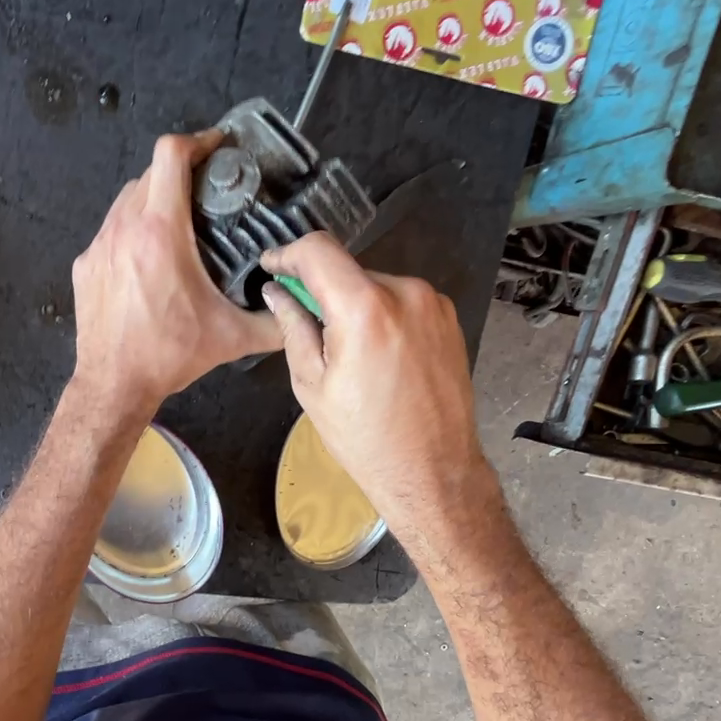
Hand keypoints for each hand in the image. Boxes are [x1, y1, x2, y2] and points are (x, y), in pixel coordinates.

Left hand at [71, 131, 279, 413]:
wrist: (114, 385)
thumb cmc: (169, 356)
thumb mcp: (231, 338)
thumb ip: (274, 322)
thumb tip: (300, 310)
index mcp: (160, 232)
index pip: (171, 155)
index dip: (198, 141)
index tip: (217, 148)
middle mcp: (124, 228)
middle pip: (149, 174)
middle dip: (178, 174)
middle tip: (206, 192)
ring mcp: (99, 247)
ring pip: (126, 201)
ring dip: (152, 201)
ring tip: (178, 223)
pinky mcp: (85, 267)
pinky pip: (110, 233)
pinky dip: (131, 233)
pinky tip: (148, 260)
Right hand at [260, 233, 492, 538]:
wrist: (432, 470)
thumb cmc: (364, 438)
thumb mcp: (312, 385)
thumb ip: (293, 328)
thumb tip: (278, 292)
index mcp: (365, 309)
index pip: (319, 250)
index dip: (288, 253)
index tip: (272, 266)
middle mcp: (405, 293)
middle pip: (348, 272)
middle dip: (322, 293)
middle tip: (309, 331)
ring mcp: (433, 304)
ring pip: (375, 288)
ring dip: (353, 308)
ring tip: (349, 357)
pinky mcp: (449, 318)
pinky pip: (401, 303)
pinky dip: (381, 318)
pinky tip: (378, 360)